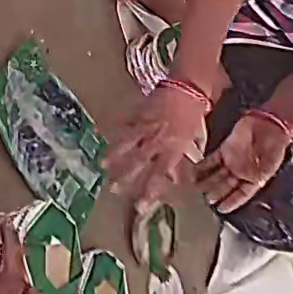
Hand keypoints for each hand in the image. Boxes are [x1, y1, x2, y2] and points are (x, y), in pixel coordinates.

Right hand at [103, 84, 209, 205]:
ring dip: (114, 153)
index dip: (149, 190)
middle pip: (139, 160)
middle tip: (114, 187)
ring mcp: (146, 125)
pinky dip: (108, 125)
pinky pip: (121, 120)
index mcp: (173, 148)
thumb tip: (177, 176)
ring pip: (127, 142)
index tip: (140, 205)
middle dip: (126, 175)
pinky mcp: (138, 111)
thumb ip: (185, 159)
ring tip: (103, 164)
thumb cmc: (194, 114)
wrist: (188, 88)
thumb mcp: (195, 140)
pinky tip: (96, 131)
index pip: (159, 174)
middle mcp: (157, 139)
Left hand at [195, 111, 291, 212]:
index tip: (221, 209)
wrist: (269, 124)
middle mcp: (242, 171)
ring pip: (217, 174)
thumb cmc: (274, 144)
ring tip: (195, 187)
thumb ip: (261, 174)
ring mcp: (233, 160)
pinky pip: (213, 159)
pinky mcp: (226, 149)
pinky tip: (196, 170)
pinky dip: (204, 165)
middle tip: (203, 199)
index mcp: (255, 178)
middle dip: (215, 192)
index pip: (241, 194)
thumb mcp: (270, 164)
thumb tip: (255, 183)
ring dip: (207, 180)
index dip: (232, 202)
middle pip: (226, 185)